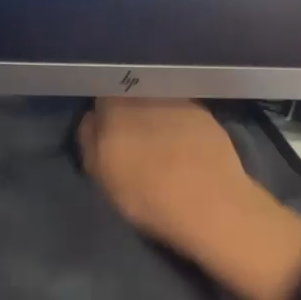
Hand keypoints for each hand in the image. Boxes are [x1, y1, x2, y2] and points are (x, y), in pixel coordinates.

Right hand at [78, 96, 261, 258]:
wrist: (211, 205)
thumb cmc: (146, 195)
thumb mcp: (101, 175)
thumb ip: (89, 139)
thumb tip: (92, 118)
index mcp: (113, 106)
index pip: (100, 98)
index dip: (103, 116)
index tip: (107, 134)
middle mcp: (144, 94)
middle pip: (130, 96)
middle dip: (130, 112)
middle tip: (135, 140)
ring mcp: (178, 100)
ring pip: (157, 103)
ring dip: (156, 117)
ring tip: (163, 145)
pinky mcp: (205, 113)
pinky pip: (183, 113)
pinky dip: (180, 125)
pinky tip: (186, 148)